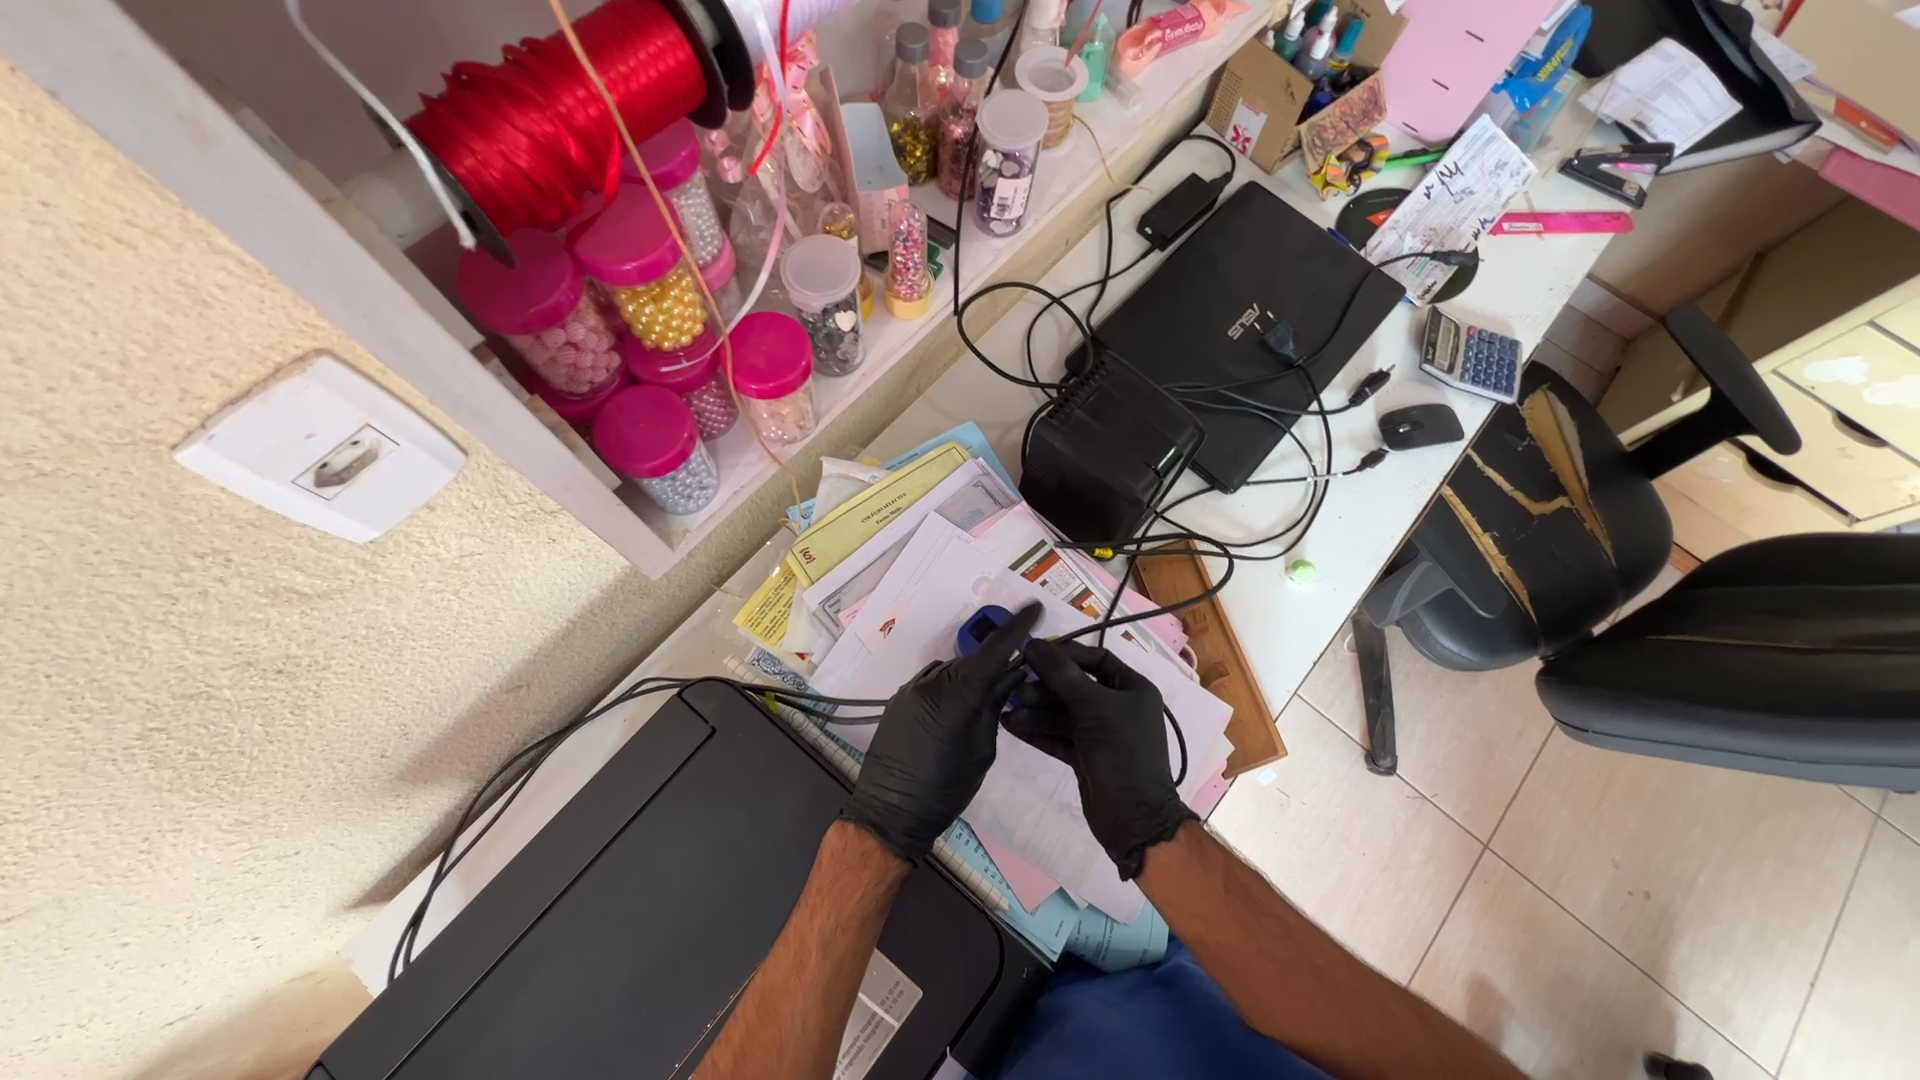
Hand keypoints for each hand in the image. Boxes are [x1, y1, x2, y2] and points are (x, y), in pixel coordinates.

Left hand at [840, 602, 1041, 862]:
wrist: (890, 811)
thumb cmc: (945, 789)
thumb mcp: (982, 750)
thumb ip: (995, 706)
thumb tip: (1012, 675)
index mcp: (957, 696)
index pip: (993, 652)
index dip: (1016, 628)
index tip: (1035, 609)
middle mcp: (931, 683)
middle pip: (973, 661)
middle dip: (997, 661)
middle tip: (1019, 671)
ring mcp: (911, 689)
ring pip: (952, 670)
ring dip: (972, 676)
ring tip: (987, 698)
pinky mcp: (899, 699)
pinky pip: (933, 682)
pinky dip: (951, 686)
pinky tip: (958, 707)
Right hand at [1003, 638, 1193, 879]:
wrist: (1134, 819)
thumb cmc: (1123, 754)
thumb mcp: (1094, 708)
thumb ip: (1061, 675)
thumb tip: (1031, 644)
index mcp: (1132, 689)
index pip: (1096, 659)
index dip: (1065, 654)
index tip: (1033, 653)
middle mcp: (1117, 707)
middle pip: (1074, 686)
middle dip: (1045, 687)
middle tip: (1018, 689)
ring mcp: (1101, 733)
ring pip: (1062, 713)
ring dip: (1036, 710)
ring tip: (1008, 711)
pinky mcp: (1085, 756)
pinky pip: (1058, 735)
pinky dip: (1037, 730)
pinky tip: (1011, 726)